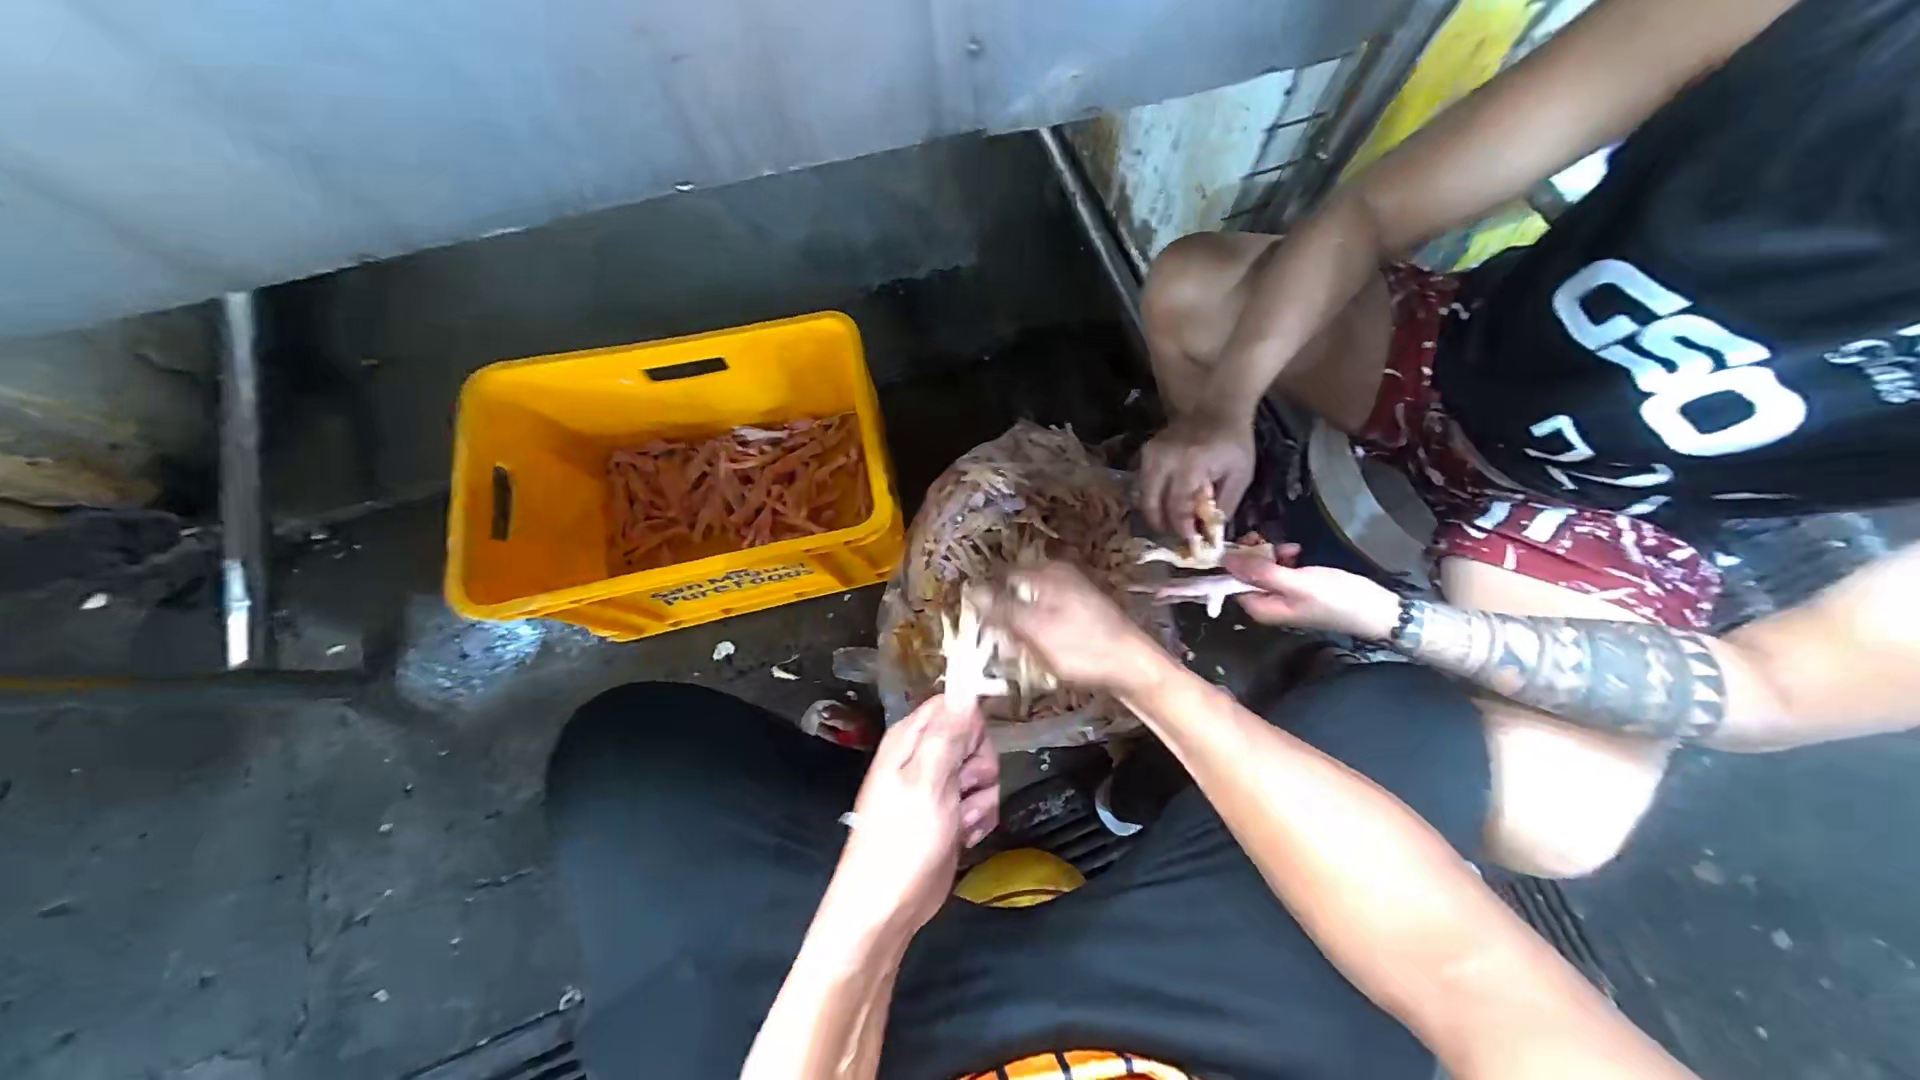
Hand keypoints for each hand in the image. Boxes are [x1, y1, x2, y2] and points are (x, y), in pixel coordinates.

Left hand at [825, 694, 999, 941]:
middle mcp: (922, 755)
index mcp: (910, 739)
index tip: (972, 751)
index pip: (952, 704)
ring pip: (982, 771)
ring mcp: (936, 786)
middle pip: (973, 738)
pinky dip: (978, 819)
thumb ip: (948, 734)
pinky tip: (963, 835)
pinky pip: (980, 800)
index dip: (971, 724)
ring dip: (980, 799)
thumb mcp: (927, 784)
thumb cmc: (901, 844)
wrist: (887, 908)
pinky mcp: (949, 812)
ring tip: (958, 820)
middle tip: (963, 790)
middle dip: (980, 767)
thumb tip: (965, 689)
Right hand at [995, 562, 1170, 694]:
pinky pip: (1048, 616)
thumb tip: (970, 590)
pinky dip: (1040, 632)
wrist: (1133, 666)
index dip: (987, 601)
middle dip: (1006, 618)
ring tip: (1023, 653)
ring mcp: (1073, 591)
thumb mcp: (1034, 630)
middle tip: (1004, 646)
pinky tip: (1043, 652)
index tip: (980, 628)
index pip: (1001, 578)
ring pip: (1032, 606)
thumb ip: (1001, 609)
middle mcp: (1059, 574)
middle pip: (1017, 592)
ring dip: (1023, 629)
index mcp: (1046, 572)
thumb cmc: (1081, 648)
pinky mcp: (1082, 610)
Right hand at [1138, 412, 1255, 541]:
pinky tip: (1166, 504)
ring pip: (1142, 497)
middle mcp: (1163, 461)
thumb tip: (1210, 534)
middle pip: (1152, 505)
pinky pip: (1141, 486)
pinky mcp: (1143, 454)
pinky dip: (1151, 500)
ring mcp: (1149, 456)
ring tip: (1171, 522)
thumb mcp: (1240, 475)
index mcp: (1190, 465)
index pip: (1177, 507)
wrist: (1213, 410)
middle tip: (1177, 535)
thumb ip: (1225, 505)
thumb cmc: (1232, 443)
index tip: (1190, 542)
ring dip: (1155, 514)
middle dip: (1163, 526)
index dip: (1182, 529)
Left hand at [1224, 552, 1403, 640]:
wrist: (1377, 609)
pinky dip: (1286, 557)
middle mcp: (1267, 604)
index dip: (1234, 561)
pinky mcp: (1297, 587)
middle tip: (1262, 537)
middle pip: (1246, 574)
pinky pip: (1281, 569)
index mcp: (1260, 608)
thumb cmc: (1334, 598)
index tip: (1241, 541)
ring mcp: (1282, 595)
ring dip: (1272, 553)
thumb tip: (1225, 561)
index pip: (1231, 583)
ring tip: (1290, 547)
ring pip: (1264, 568)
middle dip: (1253, 554)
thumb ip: (1259, 572)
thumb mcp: (1294, 583)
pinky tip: (1298, 550)